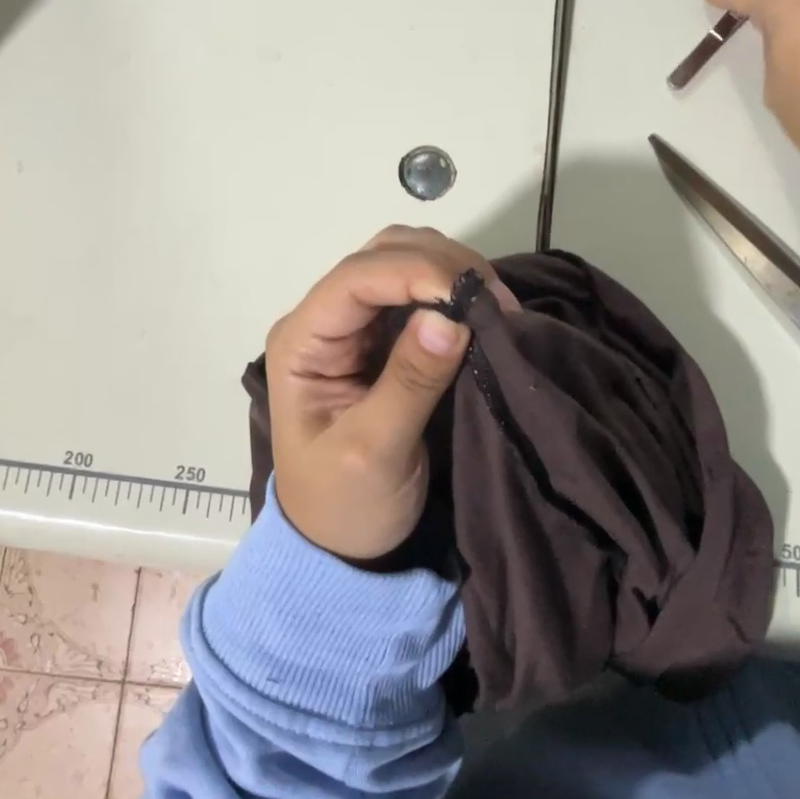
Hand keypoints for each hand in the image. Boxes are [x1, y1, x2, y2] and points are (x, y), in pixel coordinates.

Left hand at [264, 226, 497, 563]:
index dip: (416, 271)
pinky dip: (456, 292)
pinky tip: (483, 313)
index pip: (356, 279)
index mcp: (303, 342)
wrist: (342, 543)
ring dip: (452, 273)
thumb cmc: (345, 504)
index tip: (474, 296)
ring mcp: (357, 326)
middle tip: (496, 303)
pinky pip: (423, 293)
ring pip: (405, 262)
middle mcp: (326, 320)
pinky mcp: (387, 339)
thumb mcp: (373, 452)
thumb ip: (408, 382)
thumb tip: (448, 317)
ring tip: (495, 308)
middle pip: (382, 255)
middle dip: (441, 265)